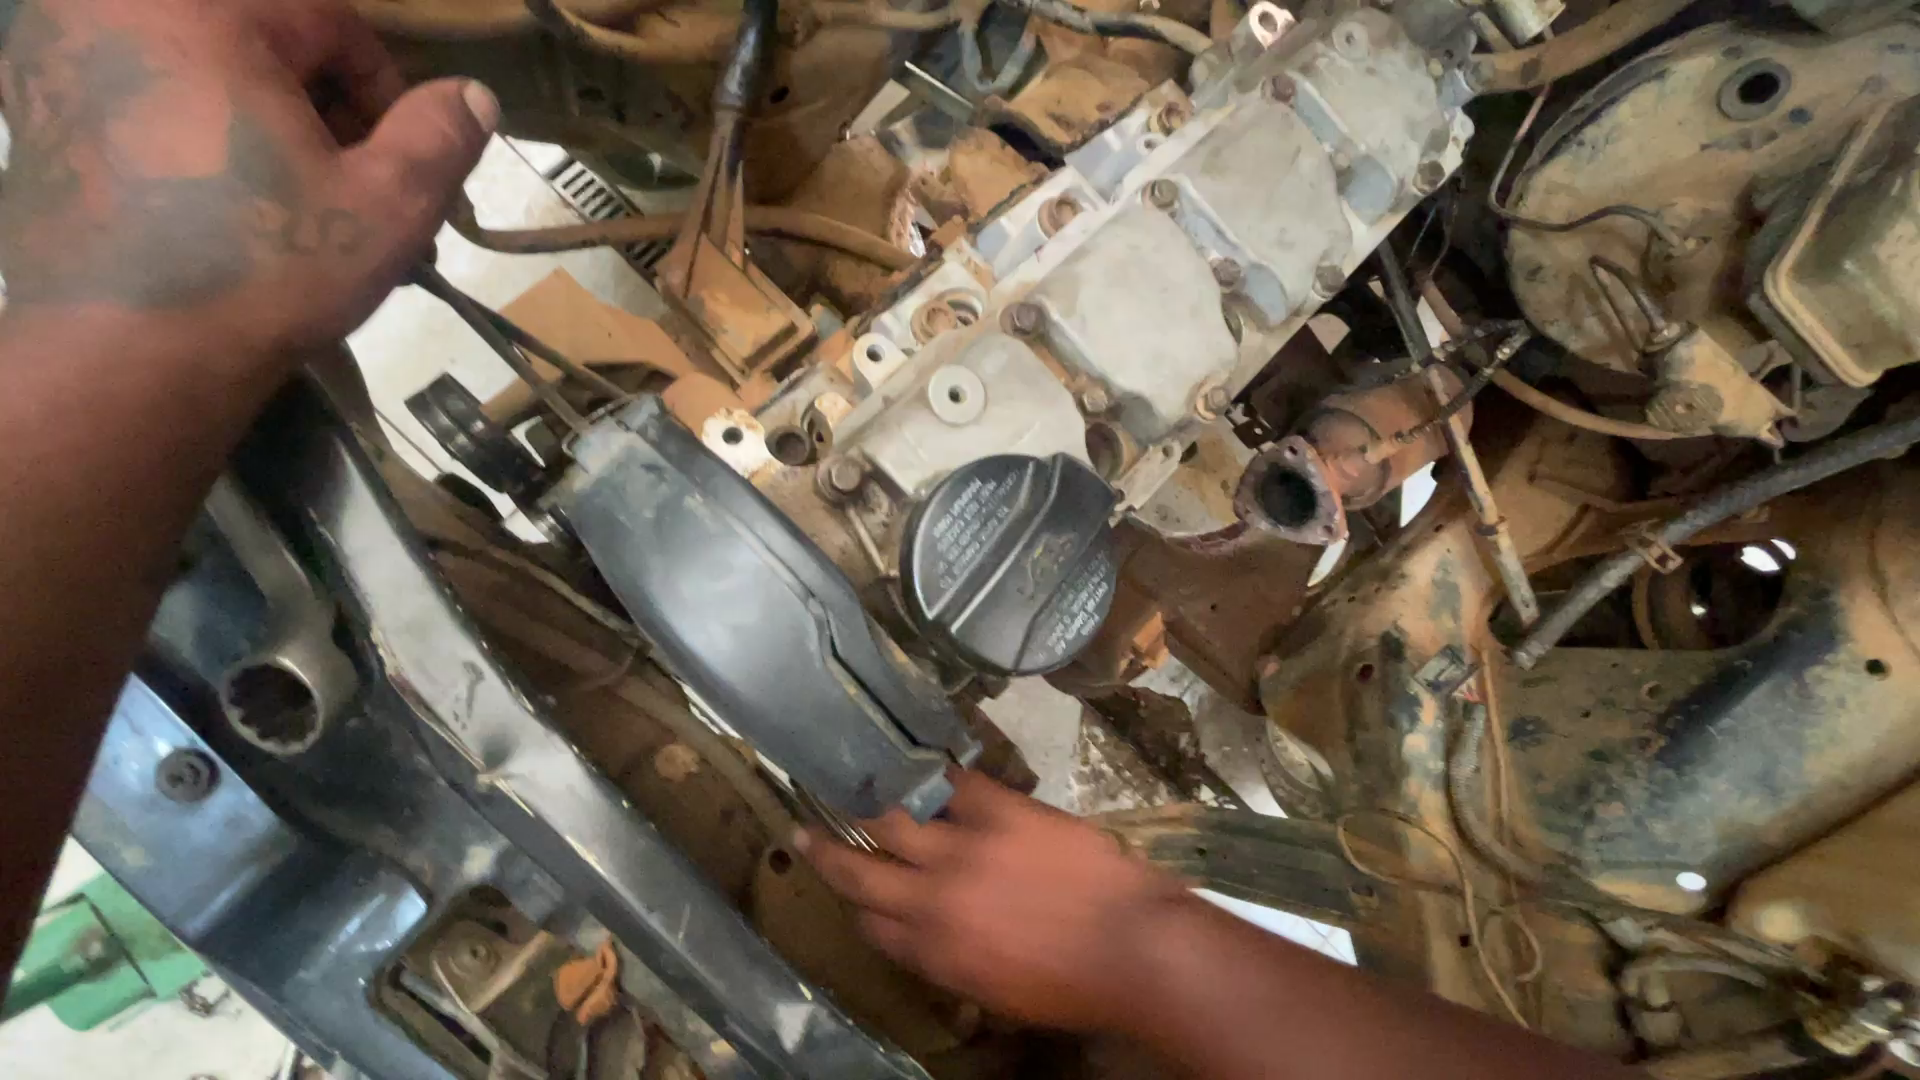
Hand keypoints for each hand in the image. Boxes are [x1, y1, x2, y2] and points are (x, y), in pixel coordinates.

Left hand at [0, 0, 494, 356]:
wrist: (132, 344)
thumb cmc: (274, 264)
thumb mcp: (390, 204)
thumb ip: (440, 137)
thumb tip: (476, 94)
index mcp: (199, 9)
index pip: (332, 21)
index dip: (389, 96)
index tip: (404, 170)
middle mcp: (109, 4)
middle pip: (270, 39)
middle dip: (332, 114)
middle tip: (364, 196)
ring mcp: (58, 50)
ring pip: (216, 69)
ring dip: (280, 128)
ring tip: (311, 211)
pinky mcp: (38, 103)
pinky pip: (158, 94)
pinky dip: (216, 137)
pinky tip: (240, 207)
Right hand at [799, 769, 1196, 1032]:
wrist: (1133, 946)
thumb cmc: (1072, 984)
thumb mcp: (999, 993)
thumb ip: (952, 960)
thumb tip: (929, 935)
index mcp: (933, 950)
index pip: (870, 924)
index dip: (856, 905)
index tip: (852, 891)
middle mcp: (933, 897)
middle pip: (862, 871)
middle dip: (825, 852)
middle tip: (801, 830)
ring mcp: (965, 847)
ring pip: (893, 818)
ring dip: (862, 801)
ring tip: (842, 782)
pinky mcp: (1000, 810)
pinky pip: (954, 783)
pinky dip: (932, 772)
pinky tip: (915, 757)